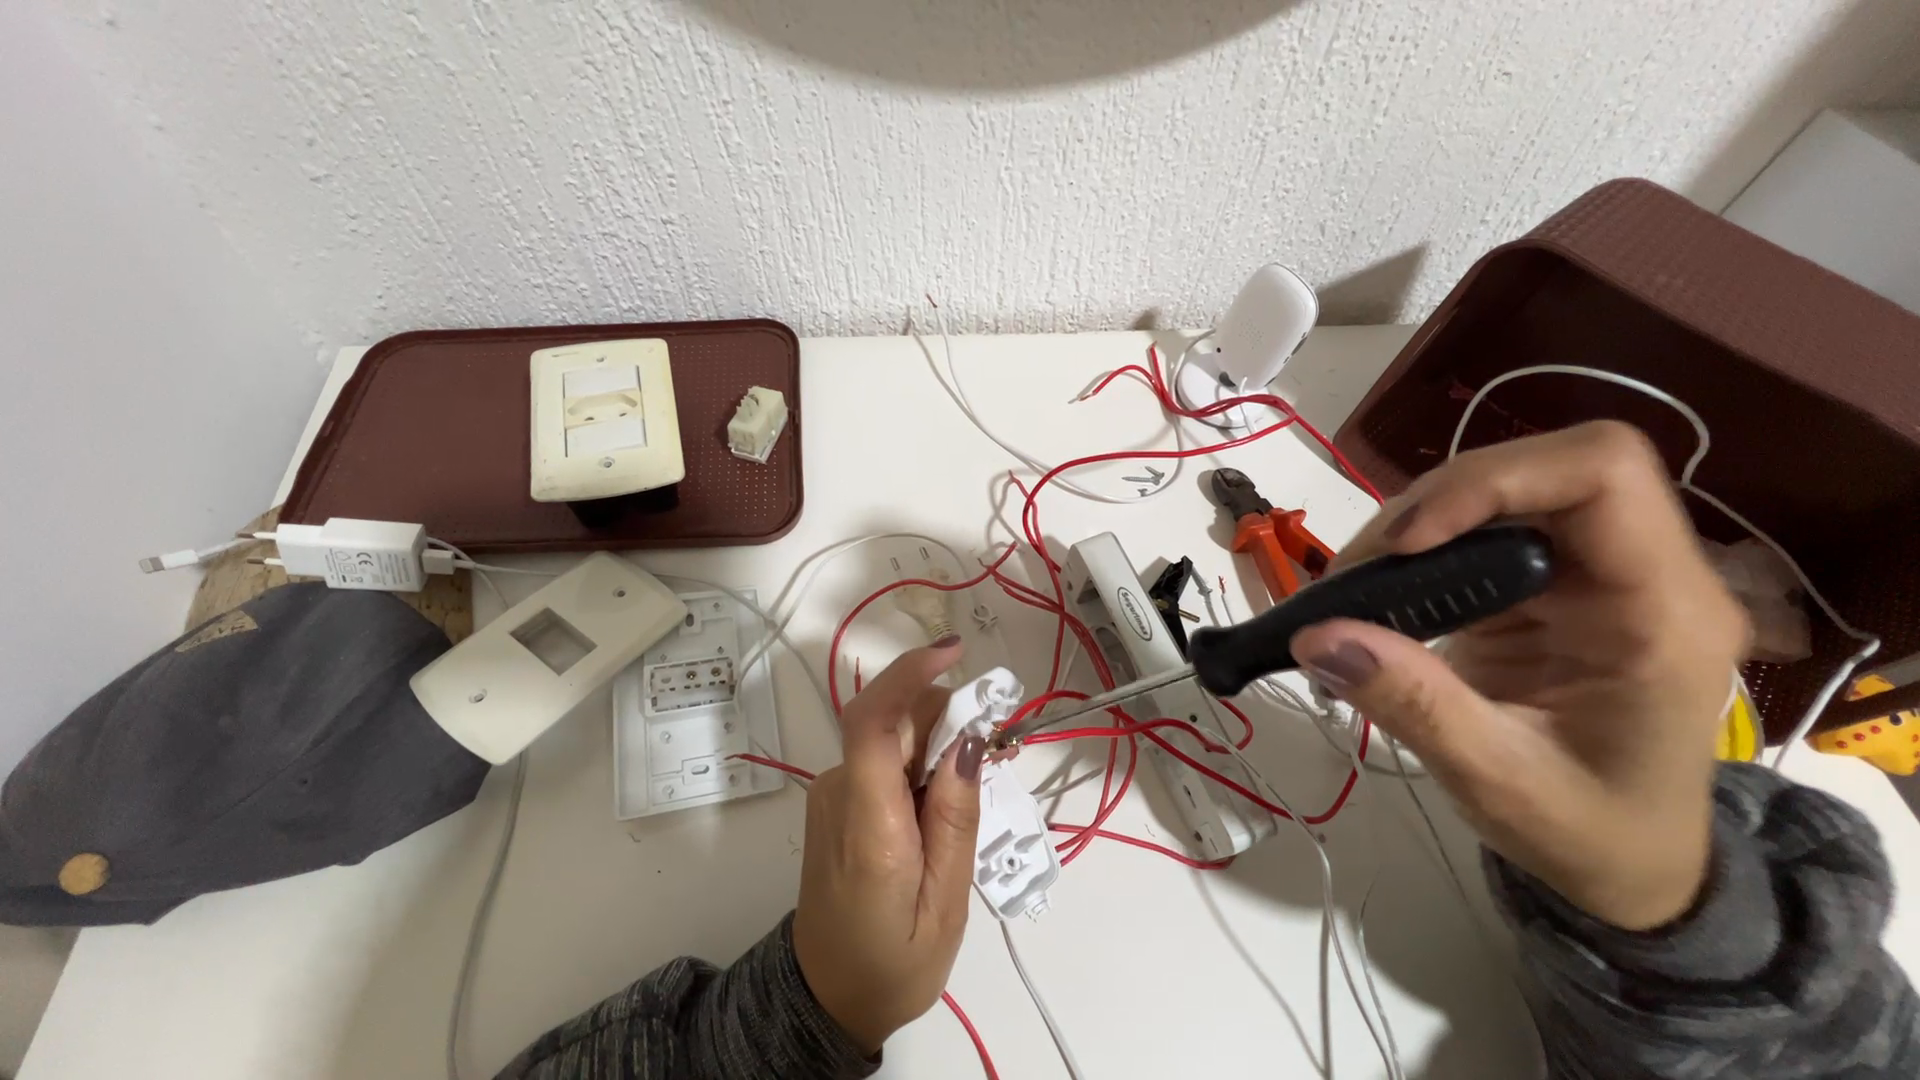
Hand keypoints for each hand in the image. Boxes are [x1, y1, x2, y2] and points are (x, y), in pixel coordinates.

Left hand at [792, 640, 986, 1054]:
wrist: (827, 995)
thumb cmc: (892, 960)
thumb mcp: (945, 902)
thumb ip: (956, 818)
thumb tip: (969, 741)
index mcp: (868, 822)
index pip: (872, 722)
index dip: (910, 675)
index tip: (955, 653)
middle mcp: (839, 792)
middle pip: (891, 720)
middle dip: (947, 712)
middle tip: (1001, 738)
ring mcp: (832, 793)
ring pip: (891, 736)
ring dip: (938, 737)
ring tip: (984, 772)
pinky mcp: (837, 799)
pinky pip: (884, 759)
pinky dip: (921, 760)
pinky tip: (951, 790)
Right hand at [1291, 421, 1748, 930]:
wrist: (1627, 862)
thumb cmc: (1587, 832)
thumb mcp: (1498, 782)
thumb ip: (1415, 705)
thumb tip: (1315, 637)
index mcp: (1661, 611)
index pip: (1600, 474)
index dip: (1492, 483)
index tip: (1407, 545)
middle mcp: (1636, 571)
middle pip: (1539, 471)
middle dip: (1432, 506)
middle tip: (1356, 575)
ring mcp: (1591, 574)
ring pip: (1497, 493)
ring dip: (1411, 528)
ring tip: (1350, 591)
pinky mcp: (1547, 585)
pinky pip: (1474, 533)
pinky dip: (1411, 554)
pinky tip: (1373, 597)